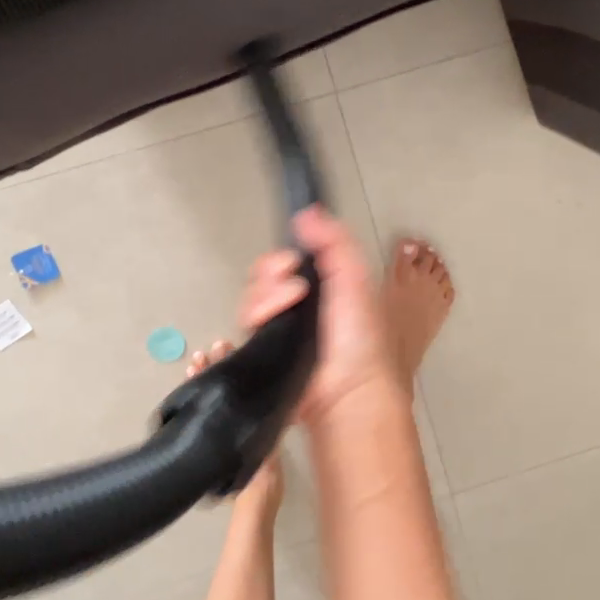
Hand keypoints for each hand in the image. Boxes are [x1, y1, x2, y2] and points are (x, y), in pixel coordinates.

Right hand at [240, 207, 401, 426]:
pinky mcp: (261, 355)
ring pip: (249, 302)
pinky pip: (241, 331)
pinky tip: (265, 326)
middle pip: (260, 279)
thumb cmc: (358, 333)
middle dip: (269, 280)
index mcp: (317, 287)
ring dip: (263, 301)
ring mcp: (276, 332)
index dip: (279, 260)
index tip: (289, 264)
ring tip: (284, 312)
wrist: (348, 388)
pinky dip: (250, 322)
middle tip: (291, 292)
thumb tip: (306, 211)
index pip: (282, 263)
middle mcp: (294, 307)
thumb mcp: (354, 277)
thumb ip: (334, 241)